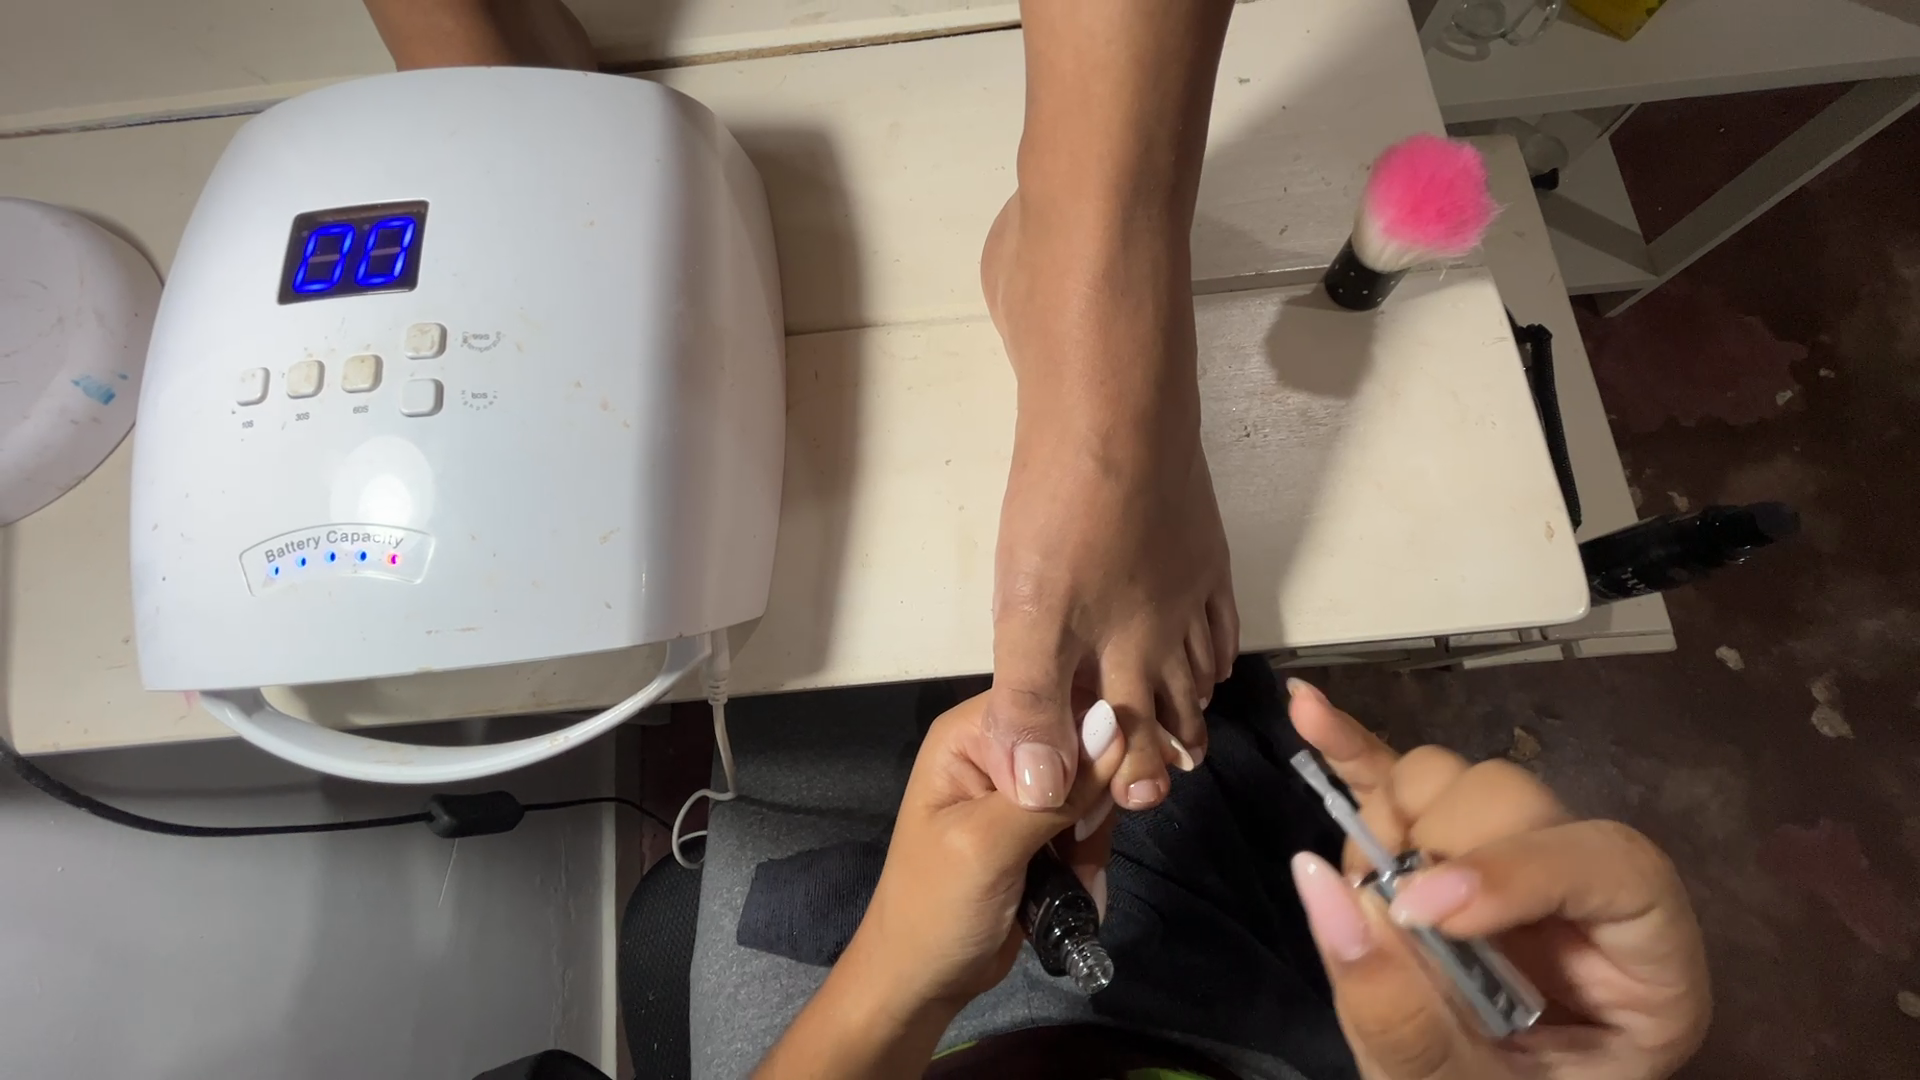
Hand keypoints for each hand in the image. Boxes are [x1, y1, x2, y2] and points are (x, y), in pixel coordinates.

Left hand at [851, 692, 1126, 1011]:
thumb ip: (1057, 791)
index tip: (1124, 778)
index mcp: (971, 733)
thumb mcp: (991, 844)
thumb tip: (1113, 722)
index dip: (1094, 730)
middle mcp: (999, 749)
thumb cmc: (938, 905)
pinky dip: (1090, 855)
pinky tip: (1081, 889)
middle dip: (1094, 797)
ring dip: (1093, 836)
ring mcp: (1020, 788)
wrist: (925, 981)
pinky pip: (1087, 821)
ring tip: (1075, 879)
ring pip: (1091, 785)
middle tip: (1083, 842)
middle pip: (1079, 741)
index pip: (1048, 699)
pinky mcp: (1039, 825)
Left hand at [972, 192, 1238, 821]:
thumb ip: (1035, 697)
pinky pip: (1205, 585)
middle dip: (1158, 743)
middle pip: (1176, 697)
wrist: (1109, 375)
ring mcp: (1187, 556)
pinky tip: (1185, 615)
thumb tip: (1040, 793)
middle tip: (1149, 774)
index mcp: (1138, 642)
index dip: (1128, 777)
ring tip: (1176, 716)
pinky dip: (1199, 619)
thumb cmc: (1065, 498)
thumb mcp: (1032, 607)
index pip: (1142, 735)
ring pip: (1195, 643)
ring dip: (1185, 687)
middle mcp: (1175, 610)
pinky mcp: (1182, 508)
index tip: (1111, 808)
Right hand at [1285, 680, 1710, 1079]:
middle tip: (1393, 905)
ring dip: (1388, 814)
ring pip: (1447, 776)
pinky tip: (1306, 708)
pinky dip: (1344, 745)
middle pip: (1517, 801)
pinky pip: (1384, 773)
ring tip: (1366, 882)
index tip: (1421, 910)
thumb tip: (1318, 882)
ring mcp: (1487, 851)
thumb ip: (1403, 1015)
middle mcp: (1568, 889)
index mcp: (1636, 966)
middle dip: (1438, 842)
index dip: (1514, 868)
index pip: (1611, 868)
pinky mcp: (1420, 835)